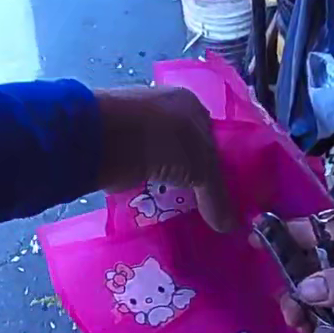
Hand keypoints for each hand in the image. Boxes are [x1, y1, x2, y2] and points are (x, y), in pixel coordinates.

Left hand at [92, 87, 235, 231]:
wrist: (103, 138)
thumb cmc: (164, 140)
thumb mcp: (203, 168)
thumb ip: (217, 197)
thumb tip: (230, 226)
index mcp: (191, 105)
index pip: (214, 140)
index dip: (221, 169)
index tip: (224, 196)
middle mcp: (164, 113)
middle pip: (188, 154)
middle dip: (195, 181)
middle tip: (206, 211)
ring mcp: (138, 130)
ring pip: (163, 165)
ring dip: (170, 187)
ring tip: (184, 215)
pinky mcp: (117, 150)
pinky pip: (141, 176)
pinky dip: (148, 191)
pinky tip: (157, 210)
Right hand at [278, 220, 333, 332]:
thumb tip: (305, 288)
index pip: (328, 231)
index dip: (295, 232)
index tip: (259, 237)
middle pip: (317, 267)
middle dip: (294, 281)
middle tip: (288, 308)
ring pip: (321, 299)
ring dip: (303, 310)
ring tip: (299, 330)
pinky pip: (333, 326)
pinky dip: (318, 332)